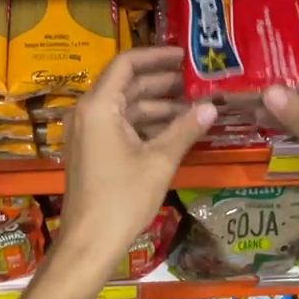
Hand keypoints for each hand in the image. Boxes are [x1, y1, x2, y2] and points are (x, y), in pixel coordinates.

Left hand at [60, 46, 215, 259]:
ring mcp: (88, 132)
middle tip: (199, 81)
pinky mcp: (92, 150)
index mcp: (99, 106)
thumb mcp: (159, 161)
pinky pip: (120, 125)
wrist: (89, 242)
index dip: (156, 56)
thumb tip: (211, 108)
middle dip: (163, 83)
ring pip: (126, 107)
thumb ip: (185, 129)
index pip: (127, 64)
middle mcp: (88, 112)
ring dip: (158, 106)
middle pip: (127, 85)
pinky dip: (146, 125)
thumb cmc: (122, 199)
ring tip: (195, 106)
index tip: (185, 56)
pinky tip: (176, 129)